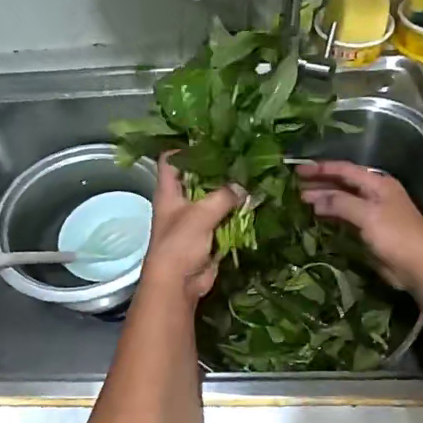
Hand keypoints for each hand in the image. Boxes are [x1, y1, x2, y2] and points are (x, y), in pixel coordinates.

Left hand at [138, 158, 244, 304]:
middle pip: (197, 177)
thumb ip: (224, 196)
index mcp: (169, 191)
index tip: (209, 138)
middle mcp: (180, 202)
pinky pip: (223, 218)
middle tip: (241, 155)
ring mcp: (194, 219)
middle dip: (217, 168)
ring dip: (230, 191)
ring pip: (213, 198)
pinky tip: (253, 201)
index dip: (185, 147)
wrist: (178, 284)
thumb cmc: (180, 244)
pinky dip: (236, 212)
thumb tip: (244, 186)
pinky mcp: (207, 235)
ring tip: (253, 175)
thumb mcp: (201, 214)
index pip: (170, 160)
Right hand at [297, 160, 422, 293]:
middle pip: (343, 184)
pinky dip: (332, 214)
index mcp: (378, 183)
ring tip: (302, 200)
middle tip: (295, 186)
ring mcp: (373, 213)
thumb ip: (340, 202)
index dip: (321, 169)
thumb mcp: (367, 215)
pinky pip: (346, 217)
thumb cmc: (396, 235)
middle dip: (320, 184)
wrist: (421, 267)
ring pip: (343, 200)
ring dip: (324, 199)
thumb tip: (315, 198)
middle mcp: (375, 194)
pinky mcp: (371, 231)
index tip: (298, 171)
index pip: (345, 170)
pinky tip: (318, 216)